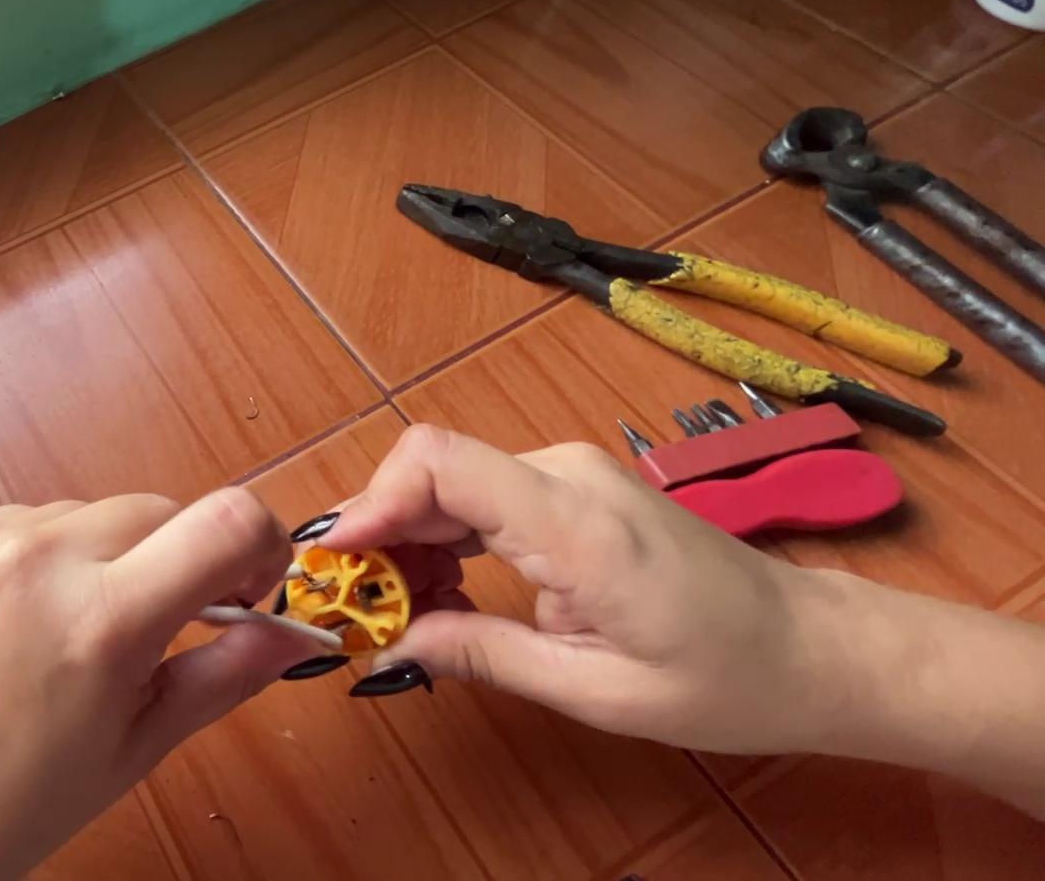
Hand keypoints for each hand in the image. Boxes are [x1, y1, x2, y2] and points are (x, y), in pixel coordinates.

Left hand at [0, 491, 316, 880]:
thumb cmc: (30, 794)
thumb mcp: (144, 742)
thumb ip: (229, 672)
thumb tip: (296, 632)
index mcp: (104, 620)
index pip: (226, 521)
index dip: (262, 541)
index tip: (249, 583)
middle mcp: (43, 558)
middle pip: (160, 508)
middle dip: (179, 556)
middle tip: (158, 620)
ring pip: (95, 512)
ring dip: (108, 555)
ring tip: (74, 625)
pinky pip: (35, 520)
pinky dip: (49, 555)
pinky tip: (25, 612)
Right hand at [319, 424, 846, 754]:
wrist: (817, 646)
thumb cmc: (727, 678)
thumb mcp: (597, 691)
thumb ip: (481, 654)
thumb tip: (387, 645)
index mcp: (576, 522)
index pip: (441, 463)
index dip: (373, 499)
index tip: (337, 559)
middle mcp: (561, 473)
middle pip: (427, 470)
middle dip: (375, 532)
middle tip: (349, 600)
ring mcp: (559, 470)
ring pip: (439, 481)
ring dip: (401, 539)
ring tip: (394, 606)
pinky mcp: (557, 483)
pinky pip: (469, 493)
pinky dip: (435, 536)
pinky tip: (436, 587)